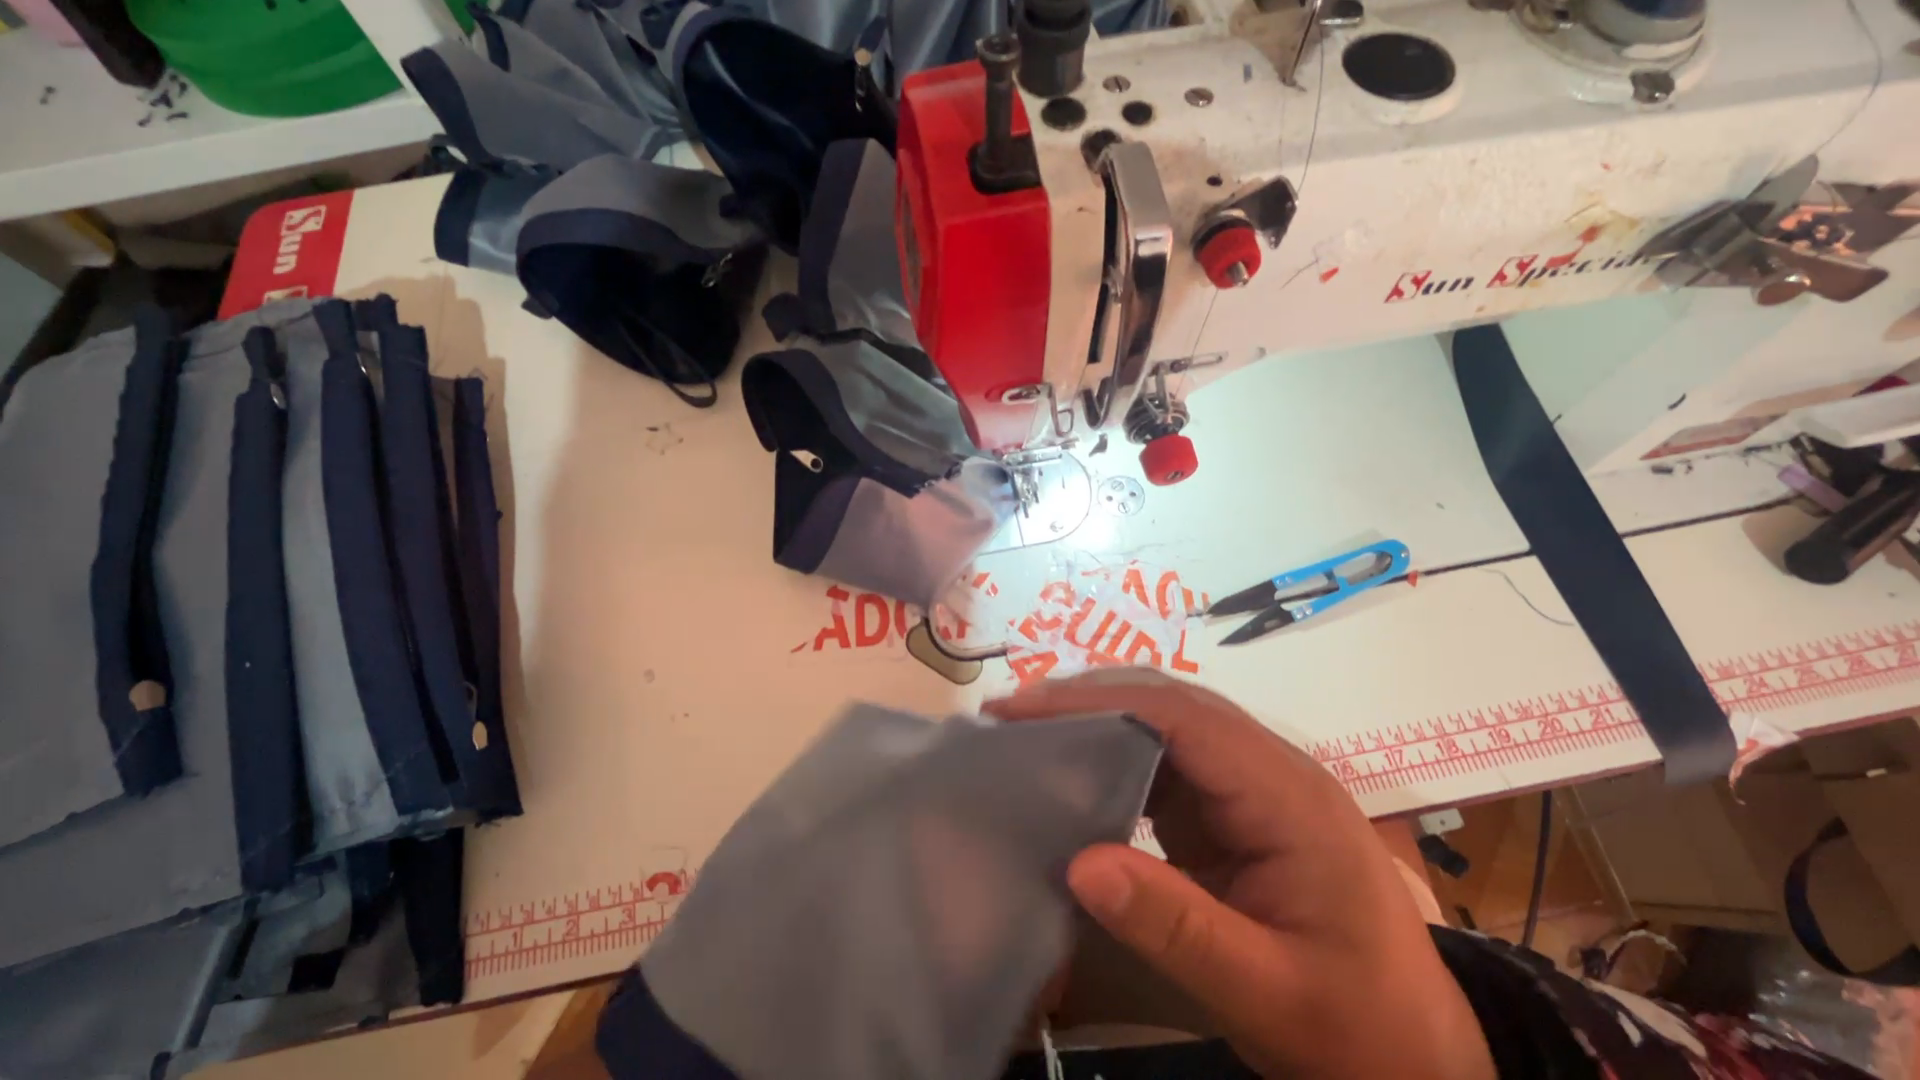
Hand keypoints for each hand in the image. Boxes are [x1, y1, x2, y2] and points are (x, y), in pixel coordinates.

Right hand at [987, 669, 1495, 1079]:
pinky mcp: (1239, 817)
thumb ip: (1176, 927)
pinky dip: (1116, 762)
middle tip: (1007, 716)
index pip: (1183, 719)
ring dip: (1099, 724)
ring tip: (1025, 737)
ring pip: (1169, 730)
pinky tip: (1073, 779)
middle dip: (1089, 700)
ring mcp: (1256, 793)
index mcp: (1288, 797)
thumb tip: (1079, 864)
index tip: (1020, 710)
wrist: (1421, 1055)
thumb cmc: (1354, 1022)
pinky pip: (1171, 770)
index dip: (1098, 702)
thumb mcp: (1266, 990)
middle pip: (1174, 707)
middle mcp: (1272, 775)